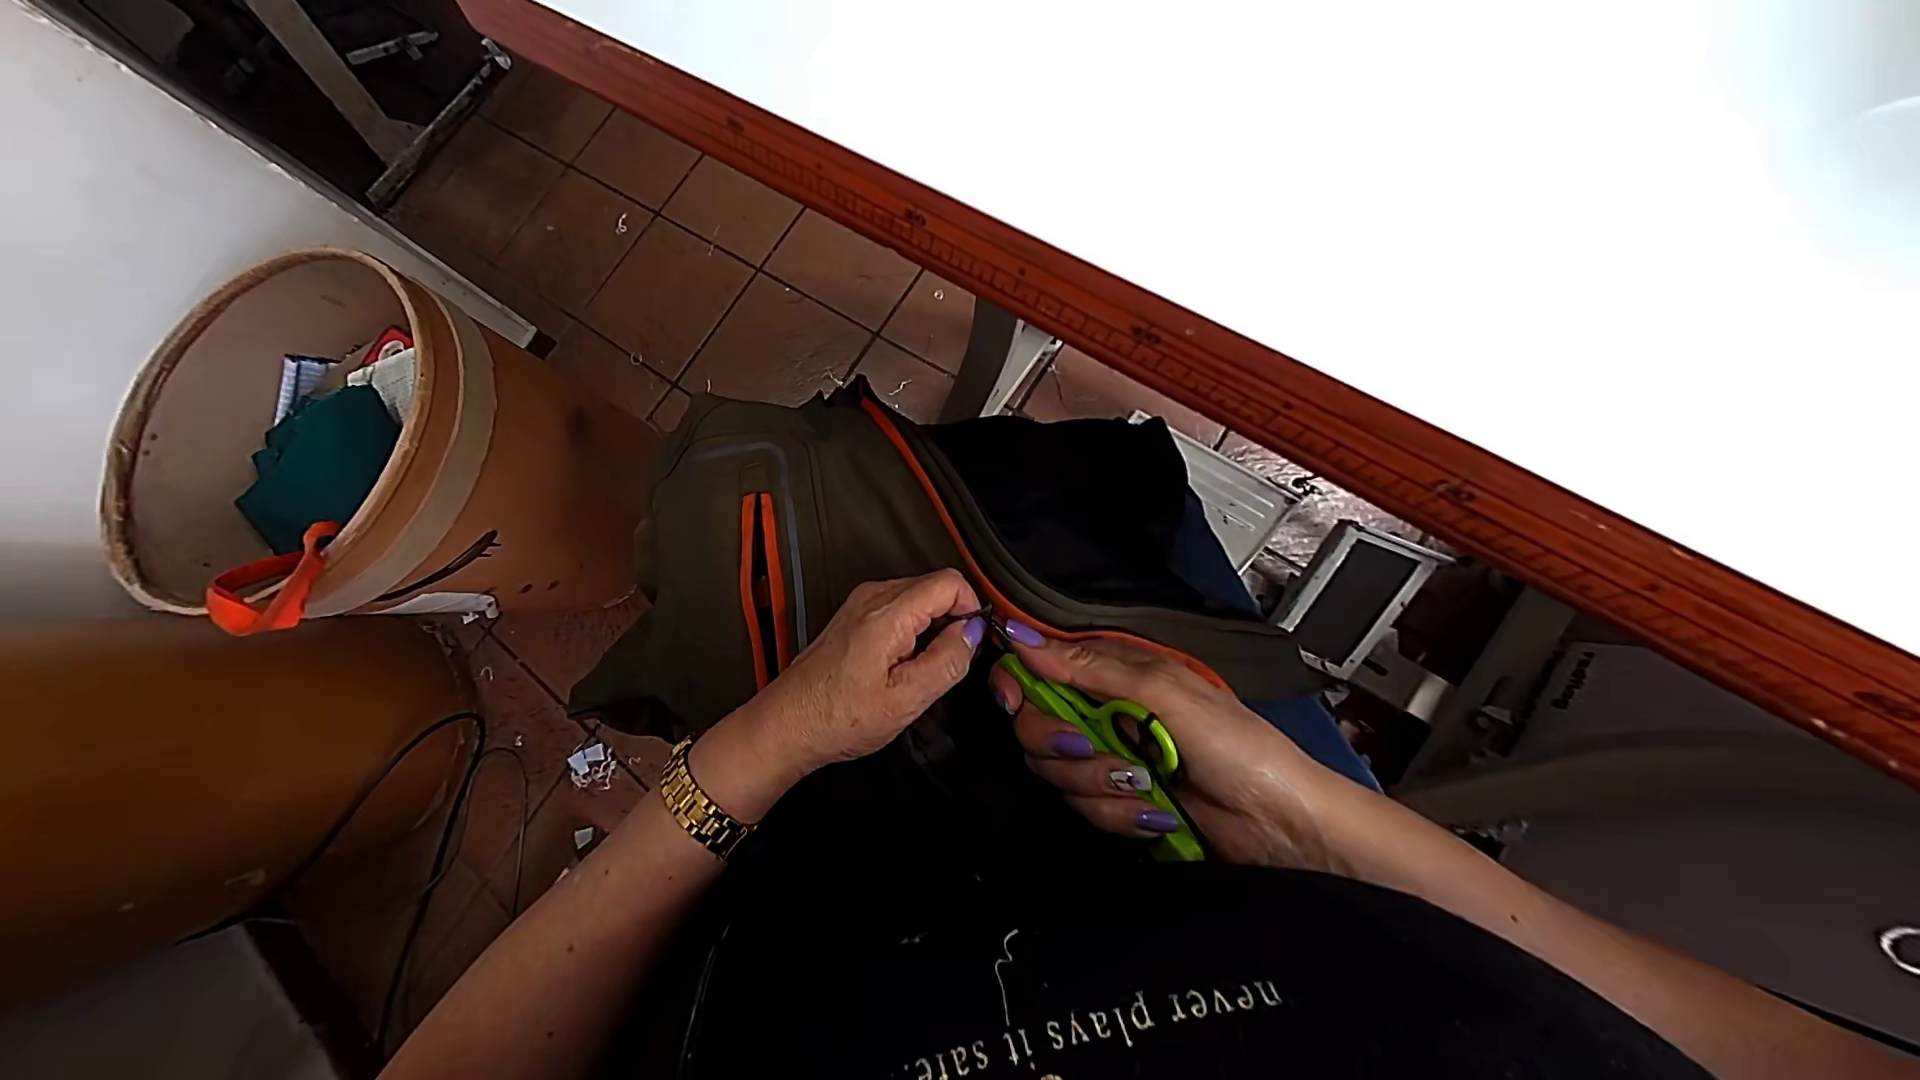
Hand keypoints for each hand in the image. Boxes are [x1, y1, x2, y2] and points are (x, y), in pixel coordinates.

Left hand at [703, 570, 984, 813]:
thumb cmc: (838, 717)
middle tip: (946, 662)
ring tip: (919, 668)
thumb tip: (974, 631)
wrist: (787, 724)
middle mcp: (873, 596)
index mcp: (887, 612)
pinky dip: (913, 628)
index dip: (971, 608)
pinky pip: (900, 606)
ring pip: (919, 596)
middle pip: (936, 586)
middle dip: (953, 619)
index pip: (950, 582)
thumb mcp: (907, 699)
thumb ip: (949, 660)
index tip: (971, 640)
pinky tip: (901, 663)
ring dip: (932, 626)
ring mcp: (861, 602)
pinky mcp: (855, 613)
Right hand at [987, 631, 1344, 868]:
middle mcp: (1100, 710)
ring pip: (1055, 770)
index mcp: (1111, 671)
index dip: (1018, 682)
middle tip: (1100, 746)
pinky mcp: (1113, 799)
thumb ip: (1087, 666)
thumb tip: (1021, 638)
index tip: (1016, 702)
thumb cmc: (1235, 744)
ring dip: (1099, 784)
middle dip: (1064, 744)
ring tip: (1146, 784)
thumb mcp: (1161, 691)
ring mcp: (1106, 757)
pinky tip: (1153, 812)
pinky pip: (1082, 807)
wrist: (1278, 824)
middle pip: (1034, 723)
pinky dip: (1117, 814)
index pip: (1039, 665)